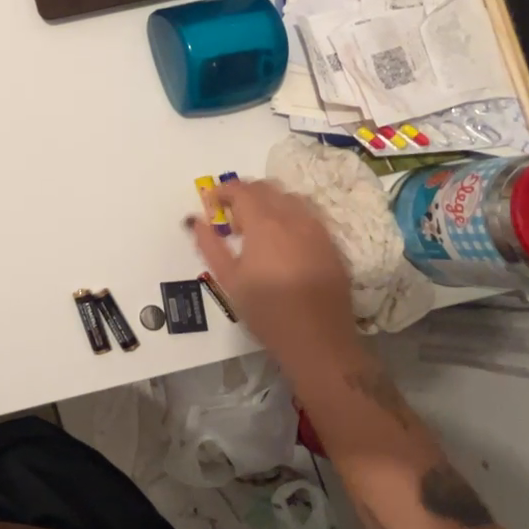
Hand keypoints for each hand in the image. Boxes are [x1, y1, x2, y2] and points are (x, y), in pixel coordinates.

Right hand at [188, 178, 356, 370]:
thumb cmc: (266, 311)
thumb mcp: (227, 279)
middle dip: (246, 193)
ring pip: (292, 198)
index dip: (223, 190)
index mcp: (264, 224)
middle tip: (231, 214)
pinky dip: (292, 215)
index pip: (241, 190)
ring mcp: (318, 231)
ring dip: (271, 200)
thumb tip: (196, 220)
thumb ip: (209, 244)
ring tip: (259, 224)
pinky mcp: (332, 246)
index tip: (211, 201)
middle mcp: (293, 219)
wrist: (318, 341)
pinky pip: (310, 216)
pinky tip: (284, 240)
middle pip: (268, 188)